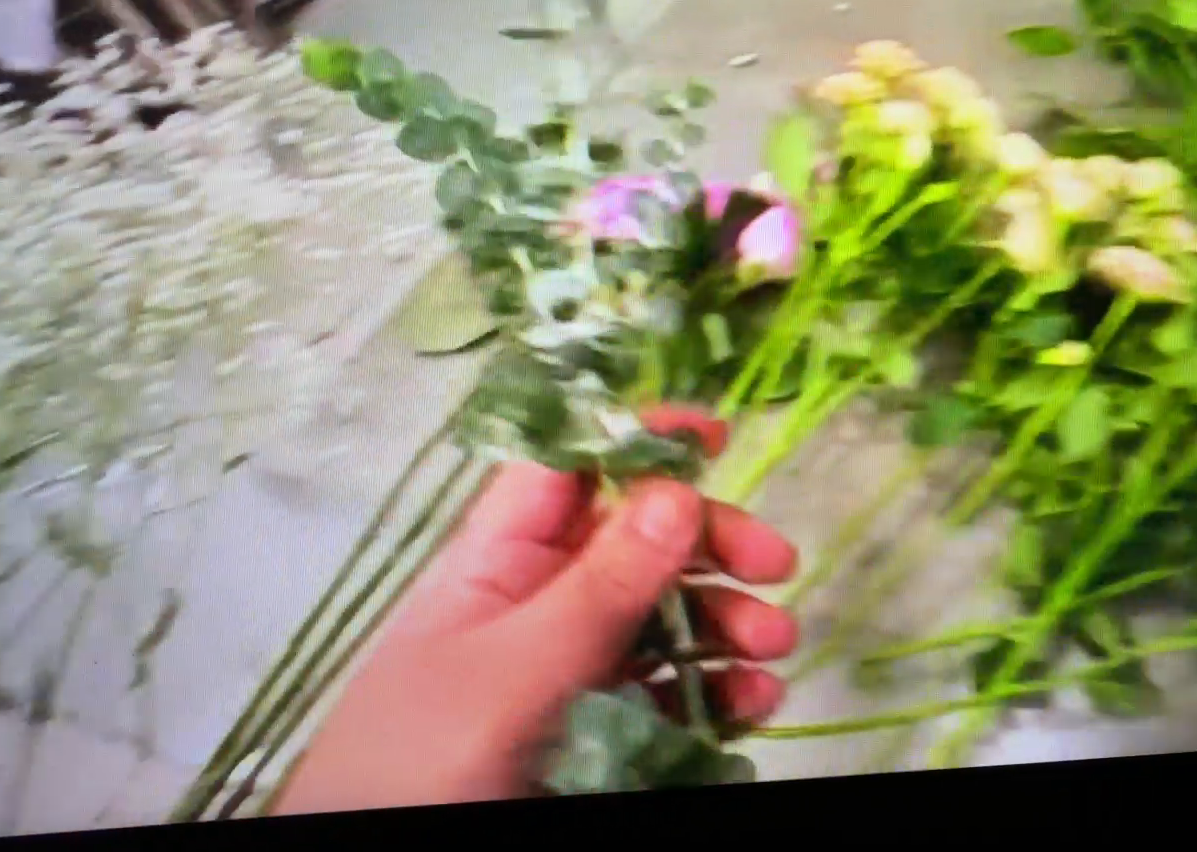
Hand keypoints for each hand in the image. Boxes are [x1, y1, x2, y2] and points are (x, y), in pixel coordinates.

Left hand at [271, 406, 798, 814]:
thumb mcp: (513, 670)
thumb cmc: (421, 763)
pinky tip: (753, 701)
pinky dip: (721, 683)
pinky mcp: (607, 717)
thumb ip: (599, 586)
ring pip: (671, 608)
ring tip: (773, 648)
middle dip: (714, 541)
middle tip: (774, 564)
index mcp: (506, 555)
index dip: (641, 436)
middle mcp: (550, 592)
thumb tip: (679, 491)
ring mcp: (581, 656)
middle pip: (645, 536)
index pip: (577, 465)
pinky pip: (676, 680)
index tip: (715, 434)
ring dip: (730, 617)